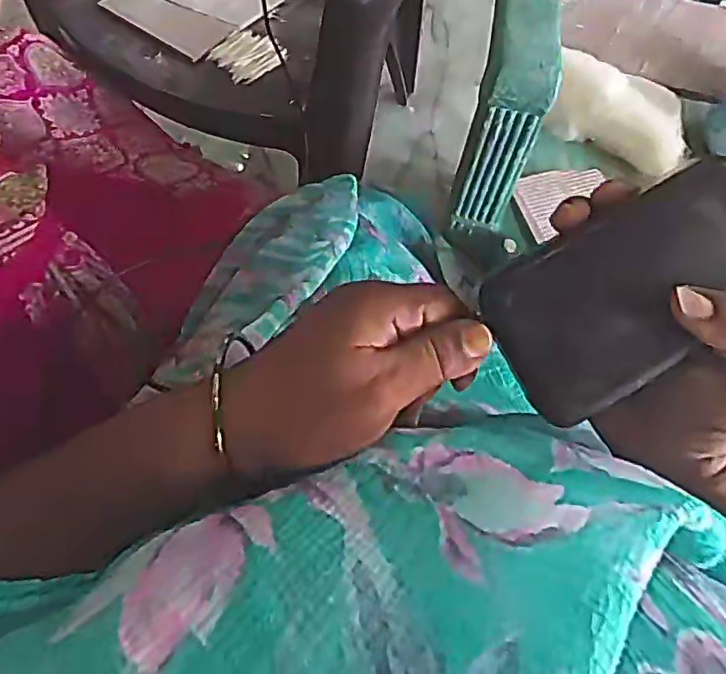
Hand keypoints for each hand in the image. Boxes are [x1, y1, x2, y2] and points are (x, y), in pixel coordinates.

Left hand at [221, 281, 493, 477]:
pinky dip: (386, 381)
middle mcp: (365, 299)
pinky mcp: (336, 340)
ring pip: (406, 341)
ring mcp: (347, 319)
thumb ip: (436, 356)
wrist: (241, 426)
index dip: (465, 339)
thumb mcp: (385, 388)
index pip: (447, 301)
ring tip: (388, 413)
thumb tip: (483, 332)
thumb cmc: (314, 411)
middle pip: (428, 321)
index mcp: (379, 301)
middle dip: (432, 364)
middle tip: (410, 404)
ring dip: (409, 378)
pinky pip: (381, 352)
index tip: (459, 386)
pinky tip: (372, 408)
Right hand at [553, 183, 725, 549]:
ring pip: (578, 251)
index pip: (665, 225)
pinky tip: (534, 264)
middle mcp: (641, 283)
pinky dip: (538, 270)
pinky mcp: (570, 328)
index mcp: (690, 279)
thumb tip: (685, 297)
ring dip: (566, 228)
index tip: (627, 196)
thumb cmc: (725, 411)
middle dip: (597, 206)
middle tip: (587, 210)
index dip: (645, 200)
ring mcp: (601, 304)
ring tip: (562, 225)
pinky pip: (550, 291)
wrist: (675, 465)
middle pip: (613, 229)